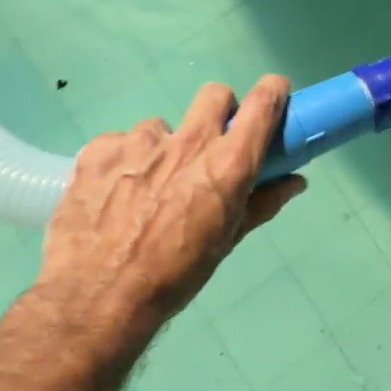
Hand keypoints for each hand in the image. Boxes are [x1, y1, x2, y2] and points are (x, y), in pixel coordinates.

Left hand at [38, 79, 304, 328]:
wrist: (96, 298)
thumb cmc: (175, 274)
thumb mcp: (227, 241)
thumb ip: (263, 203)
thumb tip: (294, 182)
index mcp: (228, 163)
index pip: (263, 103)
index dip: (273, 91)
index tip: (274, 95)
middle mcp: (189, 142)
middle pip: (215, 94)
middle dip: (219, 109)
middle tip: (208, 142)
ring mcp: (140, 143)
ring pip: (162, 125)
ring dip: (163, 146)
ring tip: (146, 185)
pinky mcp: (98, 150)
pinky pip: (120, 142)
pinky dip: (123, 161)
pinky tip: (113, 193)